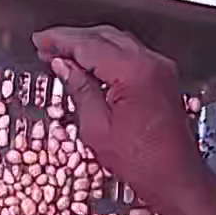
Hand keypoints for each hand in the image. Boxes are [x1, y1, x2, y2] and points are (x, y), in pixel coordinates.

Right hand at [34, 25, 209, 207]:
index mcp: (133, 72)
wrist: (175, 178)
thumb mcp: (97, 128)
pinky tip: (89, 65)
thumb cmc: (139, 161)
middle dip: (72, 39)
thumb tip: (63, 66)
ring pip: (118, 42)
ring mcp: (160, 69)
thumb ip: (80, 90)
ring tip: (62, 54)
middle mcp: (151, 63)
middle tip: (46, 45)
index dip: (60, 41)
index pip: (89, 45)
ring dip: (88, 44)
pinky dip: (106, 54)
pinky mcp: (163, 78)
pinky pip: (130, 54)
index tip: (40, 40)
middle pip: (104, 36)